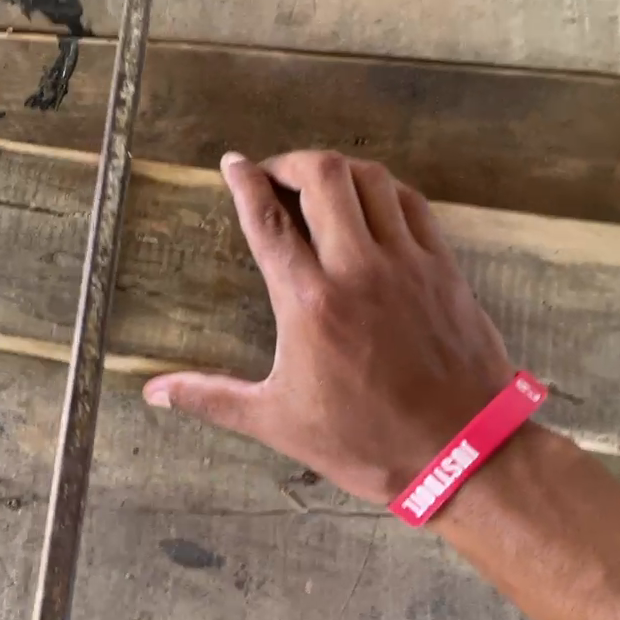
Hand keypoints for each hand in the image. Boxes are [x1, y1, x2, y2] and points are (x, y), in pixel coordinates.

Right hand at [143, 151, 514, 504]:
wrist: (467, 457)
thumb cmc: (365, 440)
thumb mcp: (276, 421)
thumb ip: (210, 397)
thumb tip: (153, 392)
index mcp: (309, 302)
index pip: (267, 220)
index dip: (245, 181)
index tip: (231, 162)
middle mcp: (357, 269)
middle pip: (323, 178)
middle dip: (290, 162)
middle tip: (272, 174)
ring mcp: (406, 263)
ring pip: (370, 179)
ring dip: (336, 169)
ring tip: (315, 183)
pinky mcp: (442, 268)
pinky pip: (411, 203)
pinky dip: (382, 189)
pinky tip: (368, 203)